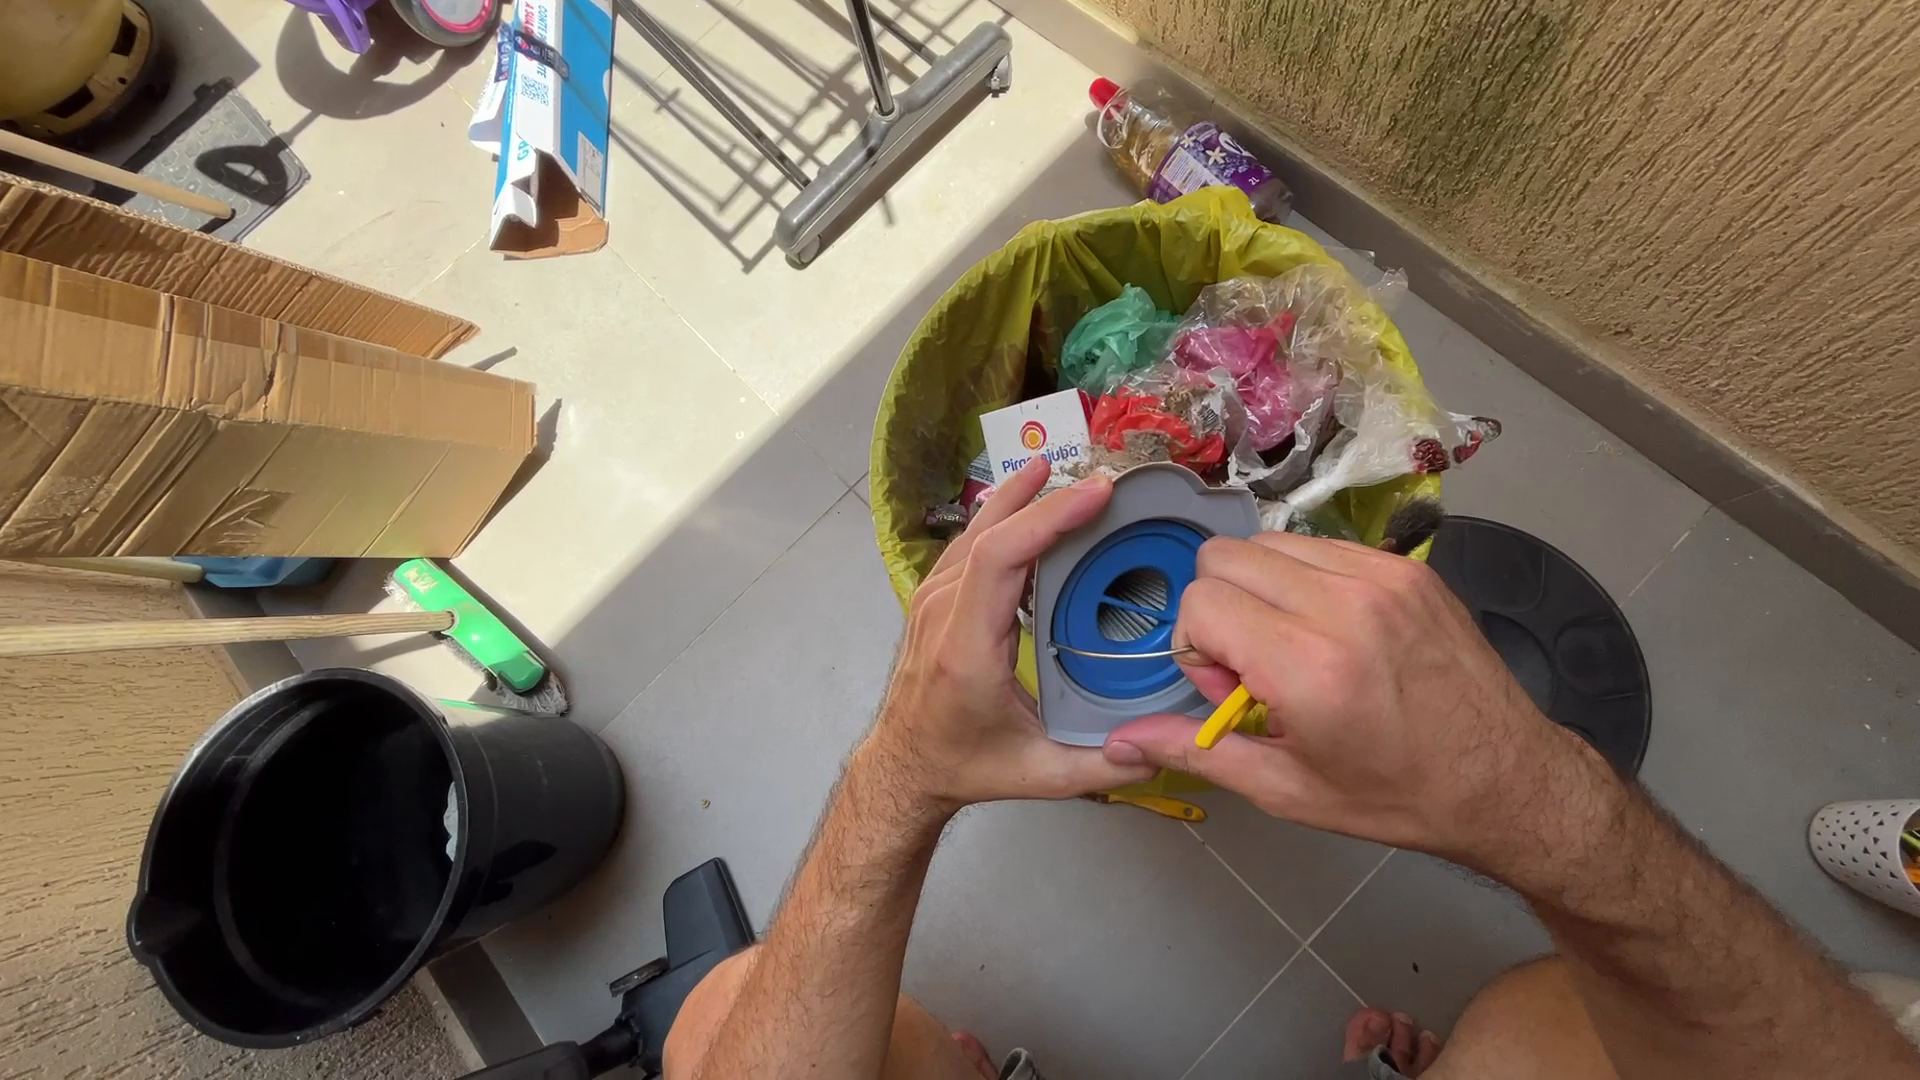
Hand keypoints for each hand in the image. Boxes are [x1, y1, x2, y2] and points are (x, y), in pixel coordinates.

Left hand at [859, 458, 1157, 814]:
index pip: (999, 558)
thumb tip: (1163, 744)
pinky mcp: (933, 595)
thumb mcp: (1040, 776)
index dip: (1047, 518)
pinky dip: (1004, 516)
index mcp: (966, 647)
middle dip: (1049, 501)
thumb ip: (1103, 766)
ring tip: (1069, 477)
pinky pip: (970, 542)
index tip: (1095, 494)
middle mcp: (941, 612)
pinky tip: (1028, 500)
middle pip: (992, 534)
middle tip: (1102, 484)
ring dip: (1025, 500)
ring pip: (978, 530)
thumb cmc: (965, 765)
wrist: (904, 764)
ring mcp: (930, 598)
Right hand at [1102, 532, 1614, 874]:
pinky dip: (1299, 577)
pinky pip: (1312, 544)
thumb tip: (1116, 743)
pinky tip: (1329, 626)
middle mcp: (1341, 606)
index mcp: (1307, 667)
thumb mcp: (1283, 788)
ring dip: (1257, 587)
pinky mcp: (1404, 565)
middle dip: (1218, 608)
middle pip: (1220, 558)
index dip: (1197, 646)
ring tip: (1294, 641)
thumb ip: (1192, 750)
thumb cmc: (1391, 795)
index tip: (1233, 687)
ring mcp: (1379, 576)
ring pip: (1262, 542)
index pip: (1200, 602)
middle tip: (1257, 662)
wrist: (1511, 782)